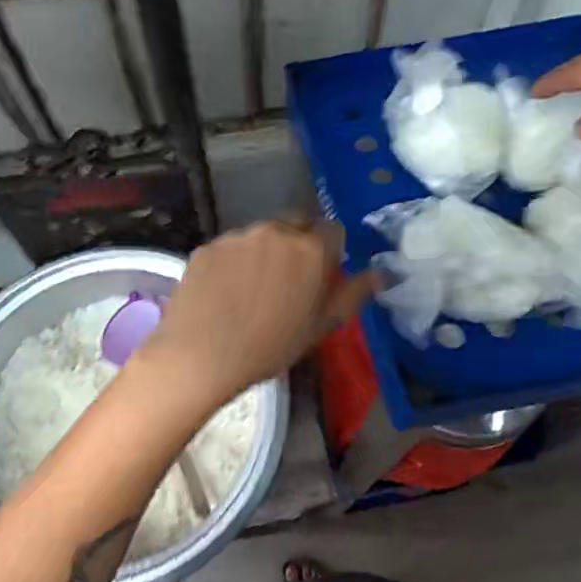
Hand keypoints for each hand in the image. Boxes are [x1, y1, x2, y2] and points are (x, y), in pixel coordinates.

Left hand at [133, 219, 373, 405]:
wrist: (200, 357)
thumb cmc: (271, 347)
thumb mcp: (321, 326)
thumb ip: (353, 294)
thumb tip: (380, 273)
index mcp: (310, 249)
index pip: (332, 229)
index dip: (330, 250)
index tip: (322, 275)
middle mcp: (275, 231)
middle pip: (296, 224)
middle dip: (298, 243)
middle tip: (289, 281)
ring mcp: (237, 236)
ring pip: (261, 235)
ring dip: (265, 252)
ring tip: (252, 291)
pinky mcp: (207, 247)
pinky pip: (230, 248)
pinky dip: (234, 263)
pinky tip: (225, 294)